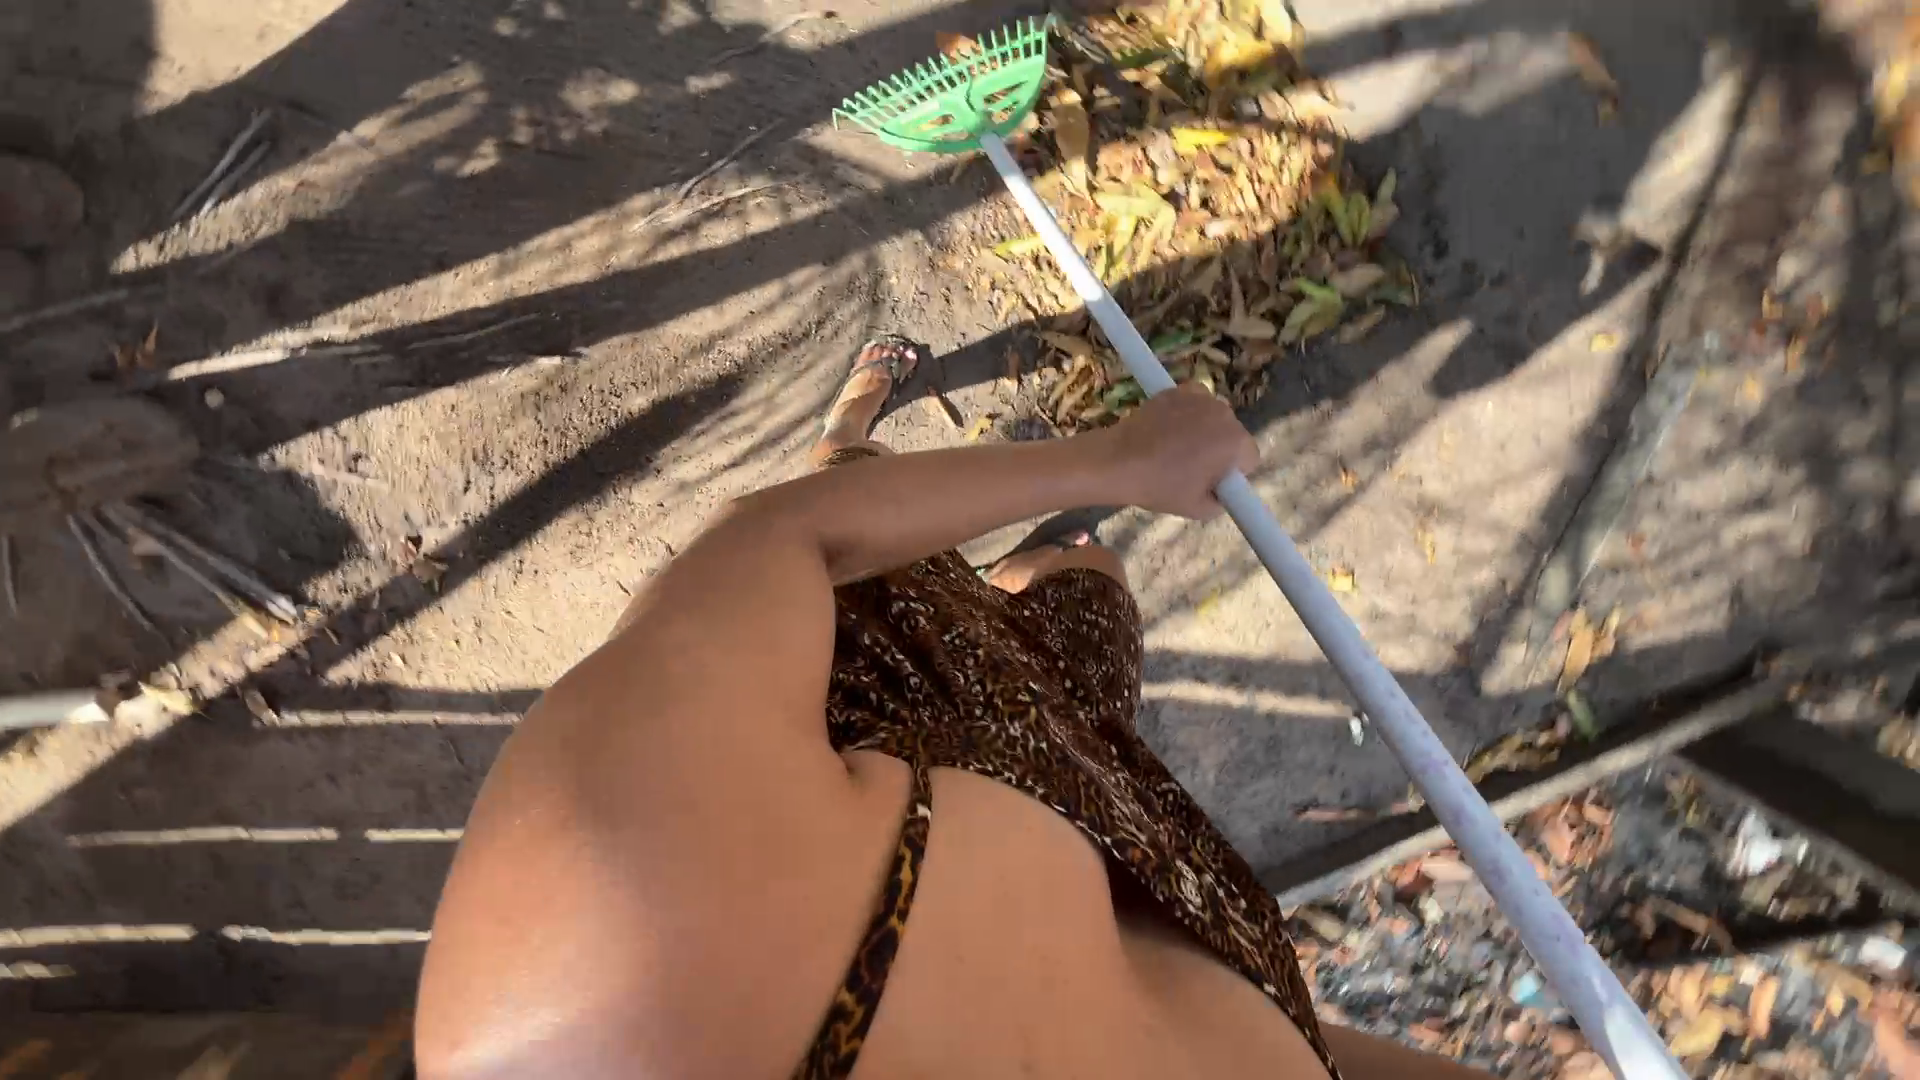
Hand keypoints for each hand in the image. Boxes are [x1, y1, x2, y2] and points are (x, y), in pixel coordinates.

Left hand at [1095, 384, 1257, 518]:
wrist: (1118, 460)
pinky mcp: (1178, 389)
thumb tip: (1223, 492)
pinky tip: (1167, 428)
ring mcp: (1201, 397)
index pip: (1249, 459)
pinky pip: (1194, 402)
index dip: (1231, 473)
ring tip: (1174, 448)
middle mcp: (1225, 413)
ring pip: (1213, 417)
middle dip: (1219, 449)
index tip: (1210, 480)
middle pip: (1233, 435)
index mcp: (1236, 443)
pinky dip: (1186, 412)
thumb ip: (1222, 502)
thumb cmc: (1160, 486)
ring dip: (1203, 429)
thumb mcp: (1199, 509)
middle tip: (1189, 466)